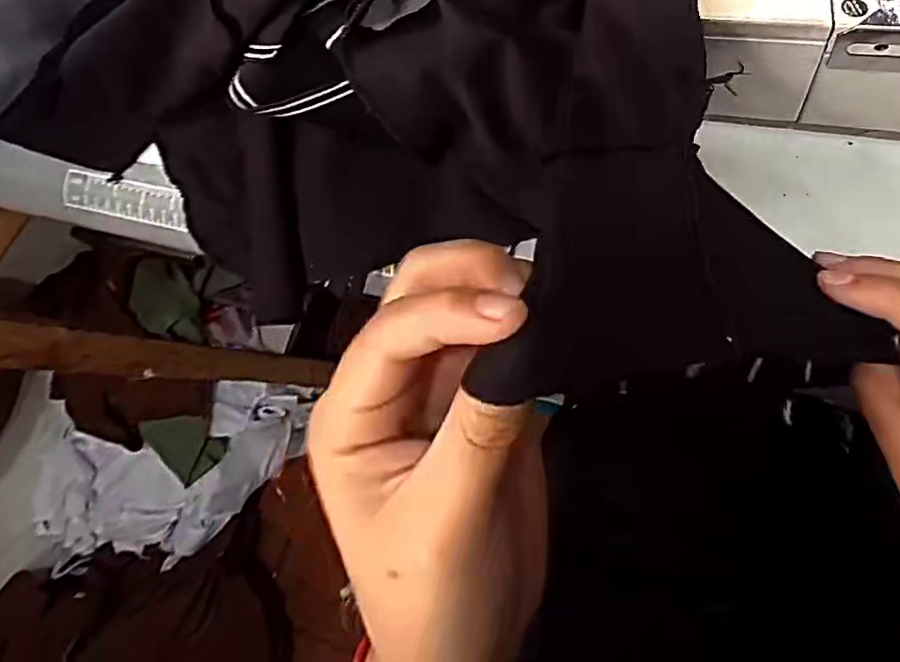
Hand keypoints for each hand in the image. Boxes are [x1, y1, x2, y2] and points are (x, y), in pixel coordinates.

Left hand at [308, 241, 546, 661]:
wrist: (473, 638)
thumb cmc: (432, 596)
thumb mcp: (444, 520)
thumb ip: (477, 430)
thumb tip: (518, 346)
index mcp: (352, 415)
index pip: (391, 333)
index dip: (450, 312)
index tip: (514, 315)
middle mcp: (389, 384)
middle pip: (415, 291)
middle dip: (466, 274)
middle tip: (523, 288)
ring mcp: (438, 382)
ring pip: (461, 298)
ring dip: (498, 285)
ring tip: (541, 301)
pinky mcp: (482, 389)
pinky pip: (501, 334)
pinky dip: (525, 318)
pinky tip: (547, 322)